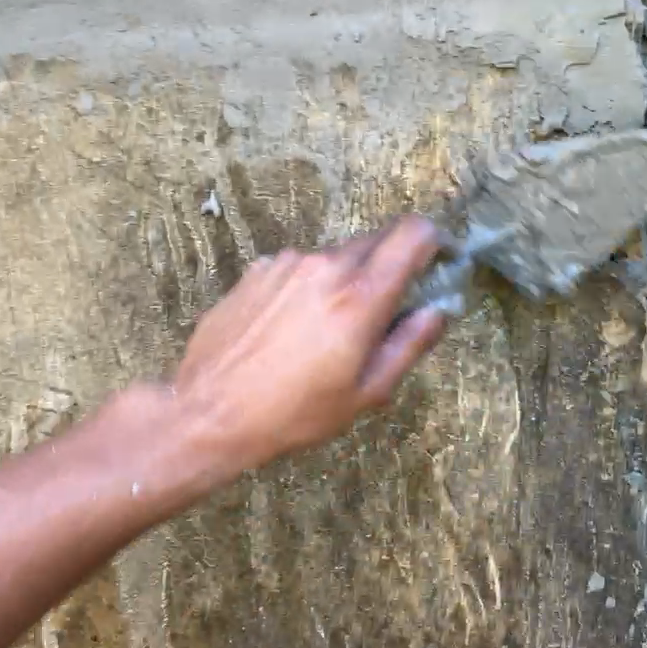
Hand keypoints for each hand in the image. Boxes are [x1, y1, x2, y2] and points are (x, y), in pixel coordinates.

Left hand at [165, 216, 446, 485]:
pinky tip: (291, 325)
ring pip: (338, 255)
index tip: (438, 260)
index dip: (434, 240)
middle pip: (378, 240)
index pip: (413, 233)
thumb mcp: (367, 392)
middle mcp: (327, 265)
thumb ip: (411, 343)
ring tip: (328, 326)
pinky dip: (311, 285)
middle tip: (385, 307)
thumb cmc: (296, 412)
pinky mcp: (259, 268)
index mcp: (361, 295)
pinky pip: (302, 266)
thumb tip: (439, 310)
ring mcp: (289, 262)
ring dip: (348, 277)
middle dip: (392, 264)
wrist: (207, 414)